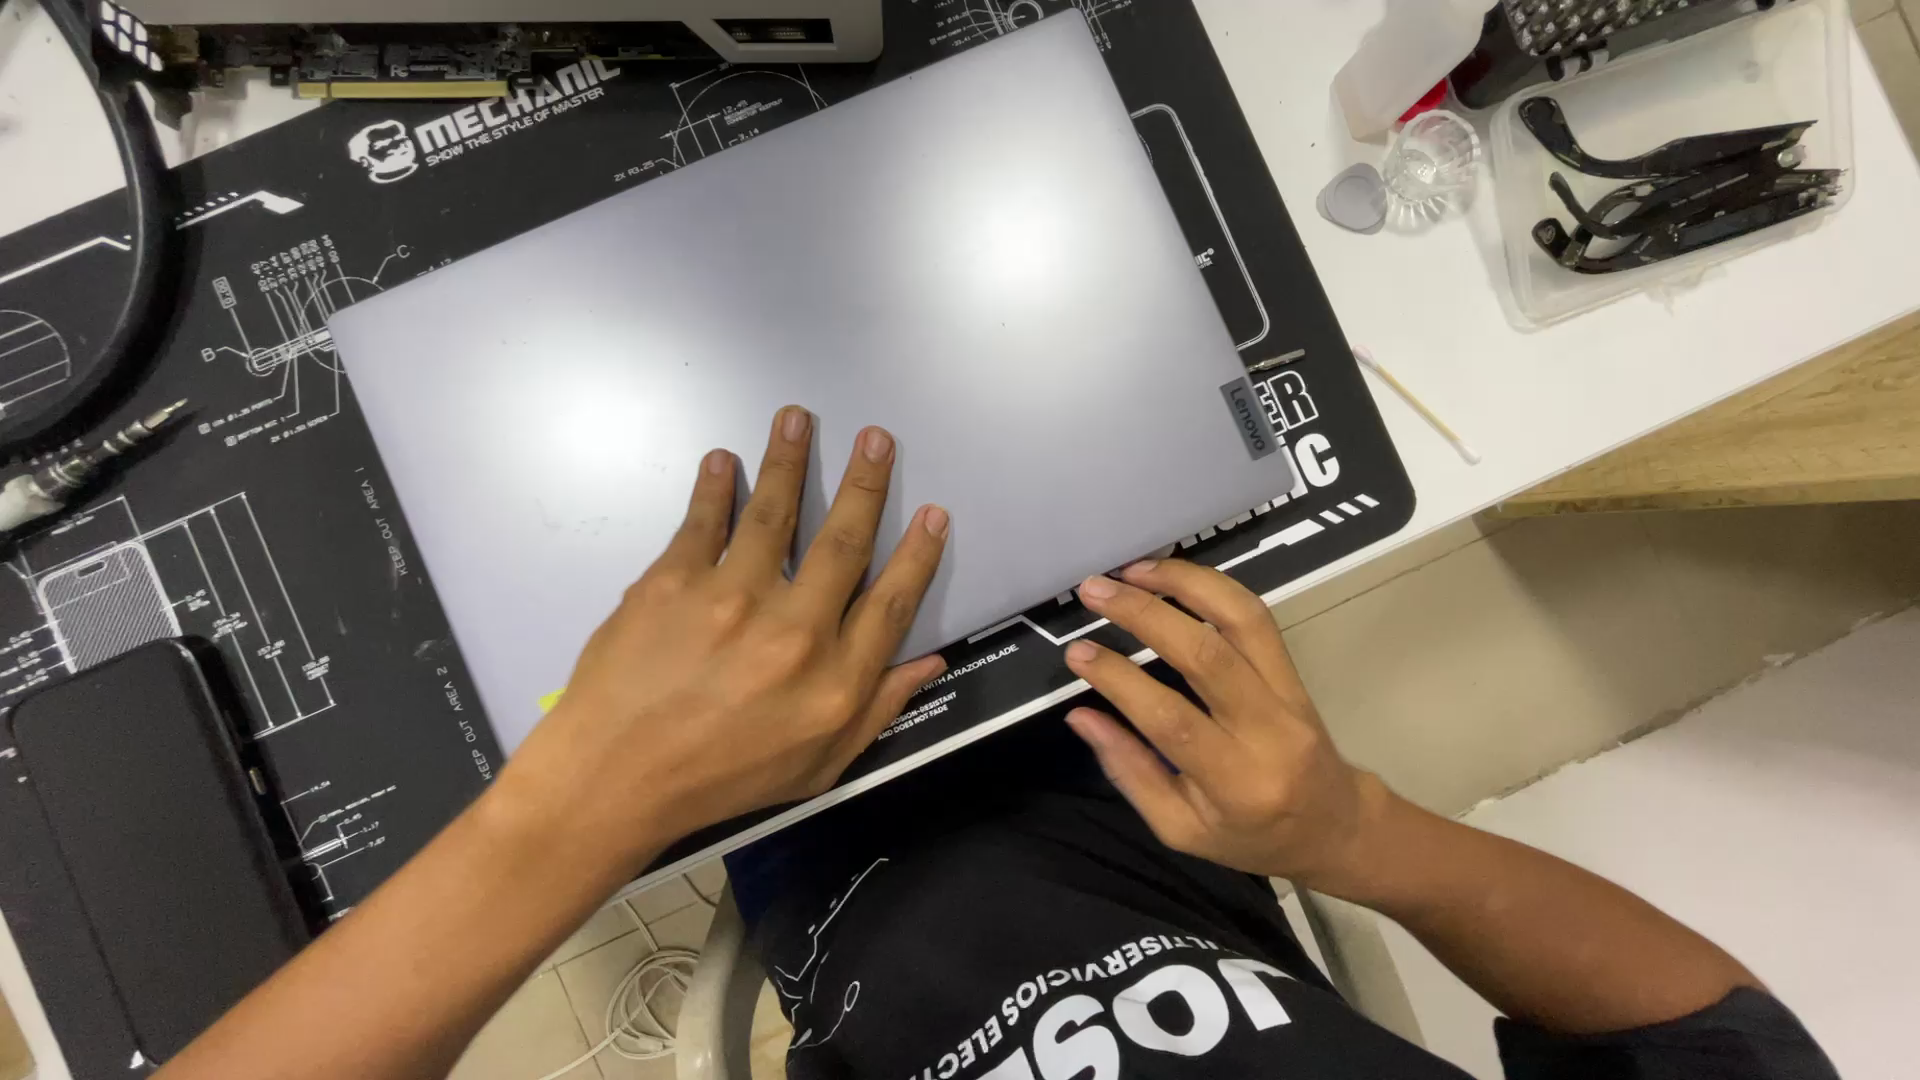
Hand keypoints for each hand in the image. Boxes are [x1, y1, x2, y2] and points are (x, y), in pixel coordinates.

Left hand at [500, 406, 949, 867]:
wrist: (614, 783)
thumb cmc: (723, 779)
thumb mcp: (819, 766)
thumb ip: (878, 710)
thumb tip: (928, 661)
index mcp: (835, 679)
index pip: (892, 602)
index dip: (918, 554)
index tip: (933, 513)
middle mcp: (794, 630)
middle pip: (843, 542)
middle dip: (865, 485)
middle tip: (876, 438)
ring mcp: (732, 599)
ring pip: (774, 514)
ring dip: (788, 460)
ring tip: (796, 417)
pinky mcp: (672, 583)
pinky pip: (703, 522)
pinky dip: (714, 485)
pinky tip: (723, 458)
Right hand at [1061, 560, 1387, 891]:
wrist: (1336, 827)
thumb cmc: (1250, 837)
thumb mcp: (1180, 828)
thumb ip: (1129, 772)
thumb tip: (1080, 716)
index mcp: (1235, 782)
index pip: (1170, 718)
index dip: (1119, 679)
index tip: (1077, 652)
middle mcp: (1268, 731)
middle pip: (1207, 655)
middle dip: (1144, 614)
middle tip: (1095, 590)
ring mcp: (1288, 693)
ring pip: (1242, 620)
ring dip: (1185, 583)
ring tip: (1134, 569)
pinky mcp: (1293, 670)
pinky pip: (1256, 616)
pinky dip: (1212, 586)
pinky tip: (1171, 576)